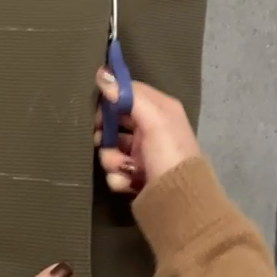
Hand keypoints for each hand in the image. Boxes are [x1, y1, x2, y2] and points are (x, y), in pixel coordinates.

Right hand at [94, 69, 202, 192]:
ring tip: (125, 167)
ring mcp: (142, 155)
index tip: (96, 106)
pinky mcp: (135, 177)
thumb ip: (128, 96)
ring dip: (112, 159)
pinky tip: (130, 181)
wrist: (179, 202)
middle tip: (102, 138)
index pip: (130, 94)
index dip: (112, 98)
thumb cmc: (169, 153)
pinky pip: (115, 172)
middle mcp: (151, 131)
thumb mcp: (154, 119)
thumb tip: (102, 73)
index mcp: (161, 111)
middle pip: (115, 123)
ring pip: (110, 150)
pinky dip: (119, 177)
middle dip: (106, 134)